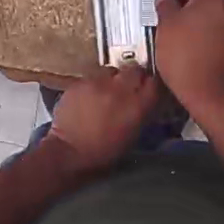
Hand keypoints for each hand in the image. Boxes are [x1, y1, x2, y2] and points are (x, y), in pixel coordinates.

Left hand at [44, 64, 160, 172]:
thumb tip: (144, 100)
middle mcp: (120, 90)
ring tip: (105, 91)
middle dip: (133, 77)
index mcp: (137, 106)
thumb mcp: (132, 136)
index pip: (154, 83)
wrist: (69, 153)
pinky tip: (88, 97)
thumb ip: (141, 113)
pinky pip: (92, 77)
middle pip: (135, 70)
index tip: (146, 90)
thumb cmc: (104, 153)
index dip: (151, 85)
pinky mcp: (80, 82)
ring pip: (112, 70)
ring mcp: (98, 83)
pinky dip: (93, 85)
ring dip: (112, 79)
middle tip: (127, 87)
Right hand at [154, 0, 223, 120]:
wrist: (212, 96)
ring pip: (209, 13)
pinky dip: (199, 27)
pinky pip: (213, 30)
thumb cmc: (186, 58)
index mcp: (211, 0)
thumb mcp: (167, 28)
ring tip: (173, 14)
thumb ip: (165, 7)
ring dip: (192, 11)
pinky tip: (185, 37)